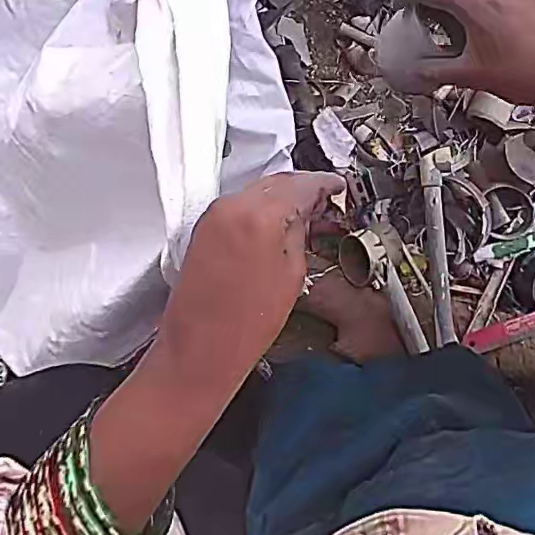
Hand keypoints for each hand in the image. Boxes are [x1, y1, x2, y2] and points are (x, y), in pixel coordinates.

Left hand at [157, 172, 345, 378]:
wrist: (198, 351)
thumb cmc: (243, 325)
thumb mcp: (292, 274)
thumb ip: (300, 233)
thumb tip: (305, 214)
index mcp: (260, 216)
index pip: (302, 185)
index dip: (325, 184)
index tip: (336, 187)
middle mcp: (233, 207)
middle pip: (279, 182)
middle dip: (304, 188)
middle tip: (325, 201)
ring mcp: (214, 215)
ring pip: (259, 190)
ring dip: (282, 197)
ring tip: (304, 215)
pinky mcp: (204, 227)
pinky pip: (241, 204)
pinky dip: (261, 207)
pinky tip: (276, 224)